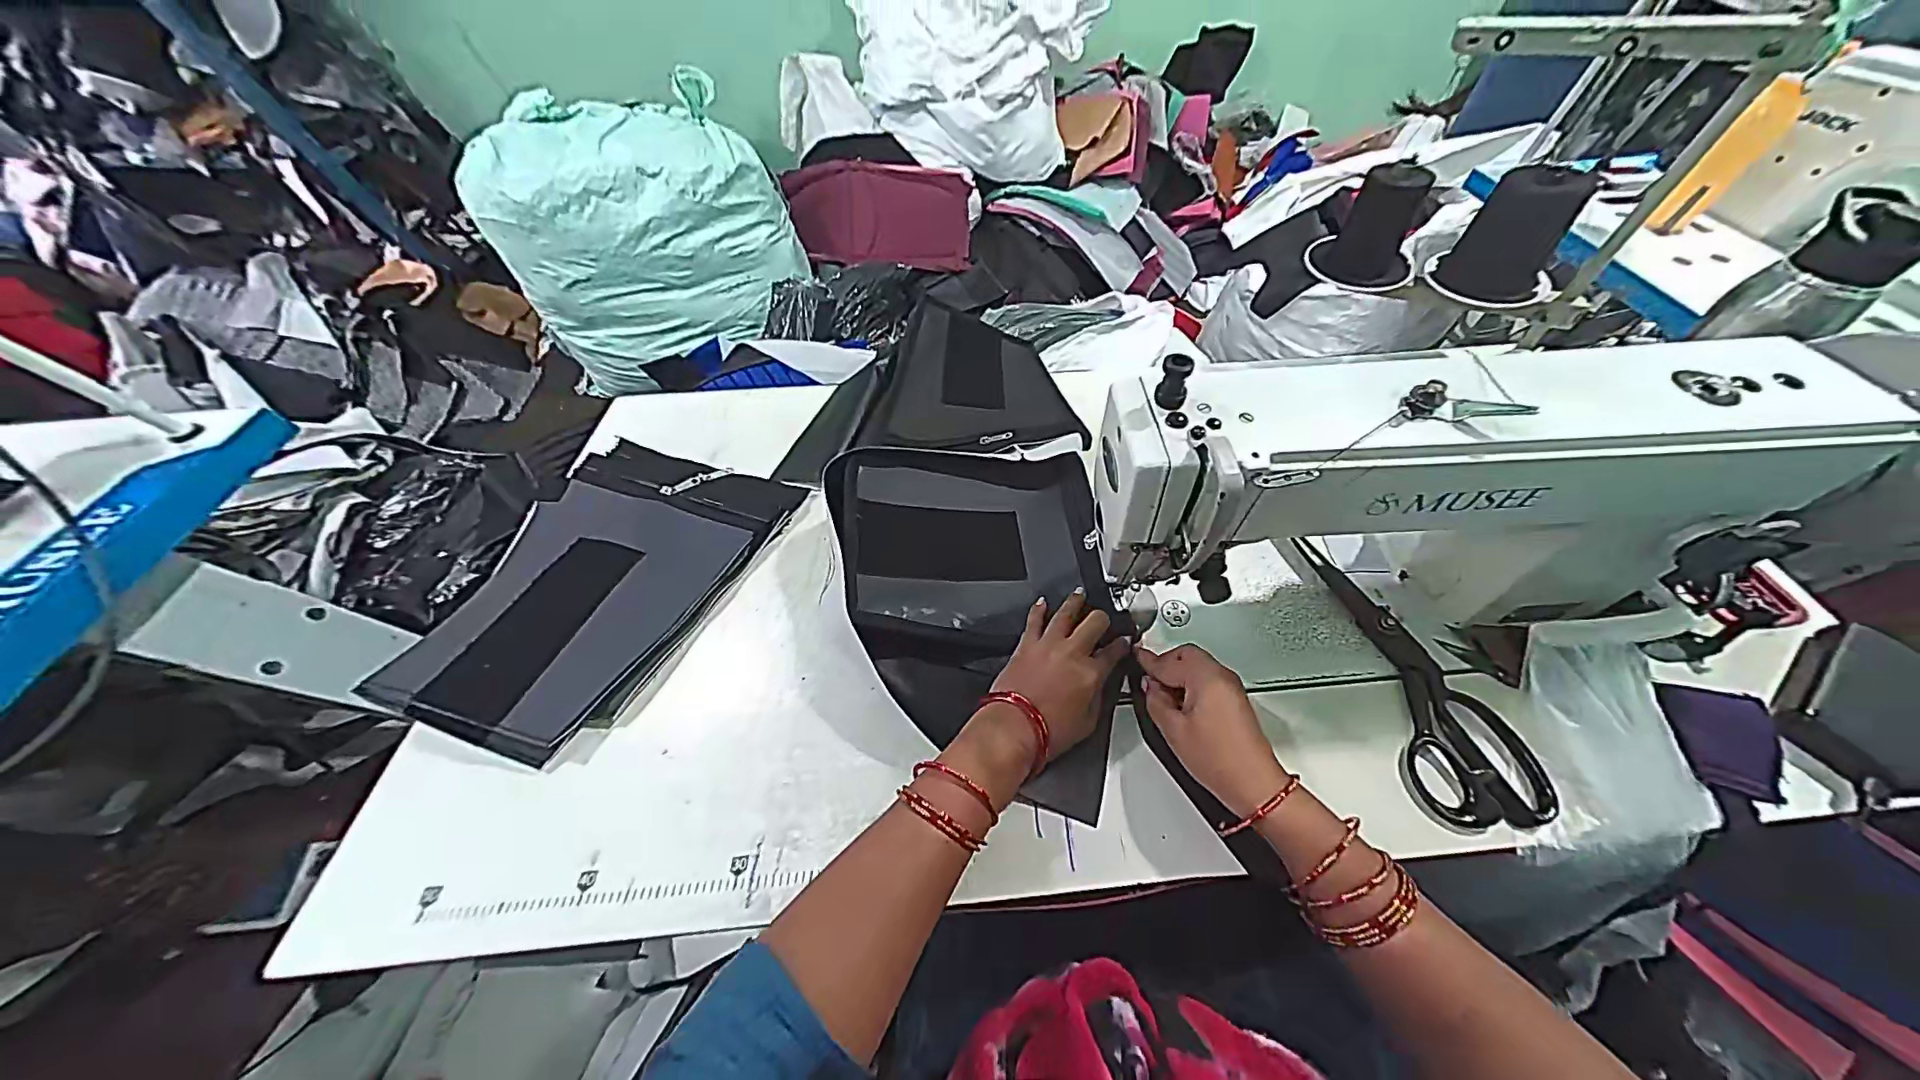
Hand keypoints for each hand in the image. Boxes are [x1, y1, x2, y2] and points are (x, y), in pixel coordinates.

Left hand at [987, 591, 1129, 763]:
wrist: (1014, 727)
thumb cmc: (1047, 730)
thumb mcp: (1088, 722)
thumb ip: (1097, 699)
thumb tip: (1098, 689)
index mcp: (1092, 673)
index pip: (1114, 651)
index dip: (1122, 645)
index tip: (1123, 642)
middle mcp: (1072, 653)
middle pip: (1095, 622)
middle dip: (1103, 619)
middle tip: (1103, 619)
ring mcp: (1048, 645)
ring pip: (1066, 613)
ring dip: (1075, 602)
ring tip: (1079, 595)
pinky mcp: (1026, 645)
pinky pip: (1034, 620)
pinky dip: (1039, 609)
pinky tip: (1042, 603)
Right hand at [1135, 644, 1289, 817]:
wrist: (1254, 784)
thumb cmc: (1222, 761)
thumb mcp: (1173, 731)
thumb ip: (1155, 701)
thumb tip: (1150, 688)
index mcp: (1206, 678)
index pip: (1169, 661)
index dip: (1148, 661)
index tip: (1137, 657)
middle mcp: (1223, 677)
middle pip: (1187, 655)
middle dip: (1166, 664)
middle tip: (1150, 681)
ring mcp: (1232, 688)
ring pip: (1198, 666)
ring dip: (1180, 676)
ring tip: (1165, 700)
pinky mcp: (1236, 700)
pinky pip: (1208, 680)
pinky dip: (1192, 685)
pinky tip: (1182, 707)